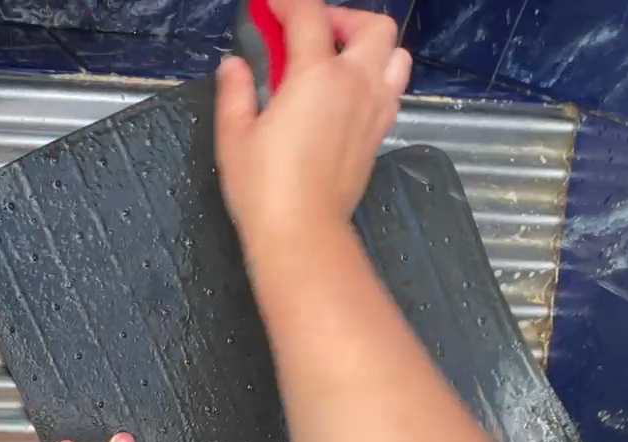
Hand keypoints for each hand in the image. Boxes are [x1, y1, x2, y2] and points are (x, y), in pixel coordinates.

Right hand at [215, 0, 411, 269]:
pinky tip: (351, 94)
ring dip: (370, 46)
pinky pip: (392, 89)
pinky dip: (377, 78)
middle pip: (369, 25)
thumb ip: (235, 94)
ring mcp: (374, 109)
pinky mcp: (378, 136)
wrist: (301, 232)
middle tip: (312, 30)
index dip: (287, 3)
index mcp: (316, 76)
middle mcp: (355, 83)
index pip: (308, 16)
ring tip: (340, 59)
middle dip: (341, 18)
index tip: (269, 4)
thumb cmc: (263, 189)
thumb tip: (233, 66)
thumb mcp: (235, 138)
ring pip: (393, 53)